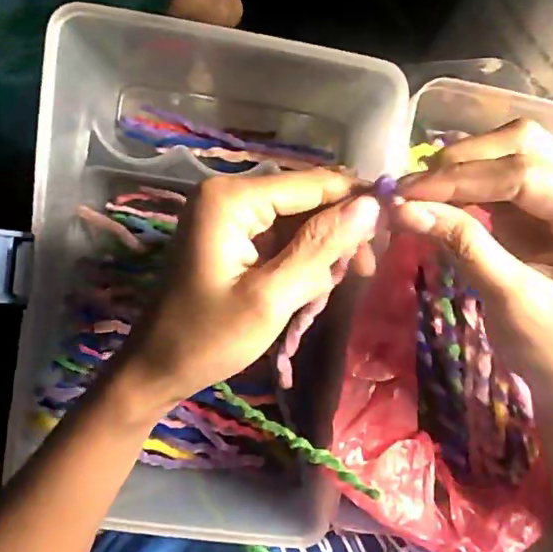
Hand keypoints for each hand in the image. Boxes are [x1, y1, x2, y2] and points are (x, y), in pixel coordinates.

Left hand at [118, 169, 379, 407]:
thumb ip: (320, 248)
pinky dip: (300, 261)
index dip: (357, 201)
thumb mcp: (271, 297)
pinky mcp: (231, 237)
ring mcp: (228, 215)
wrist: (156, 368)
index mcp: (231, 198)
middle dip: (338, 232)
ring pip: (297, 219)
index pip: (312, 183)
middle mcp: (229, 194)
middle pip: (306, 198)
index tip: (395, 228)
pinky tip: (310, 288)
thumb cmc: (209, 338)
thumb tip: (370, 205)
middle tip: (363, 271)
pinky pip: (280, 237)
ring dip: (321, 251)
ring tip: (332, 286)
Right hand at [392, 119, 552, 405]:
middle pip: (526, 147)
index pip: (530, 177)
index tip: (409, 191)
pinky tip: (435, 189)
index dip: (465, 179)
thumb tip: (403, 208)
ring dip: (463, 164)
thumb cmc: (552, 349)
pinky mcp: (547, 204)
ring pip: (513, 151)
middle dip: (465, 162)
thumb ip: (463, 246)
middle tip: (411, 187)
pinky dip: (467, 179)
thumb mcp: (508, 300)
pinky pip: (503, 174)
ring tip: (418, 188)